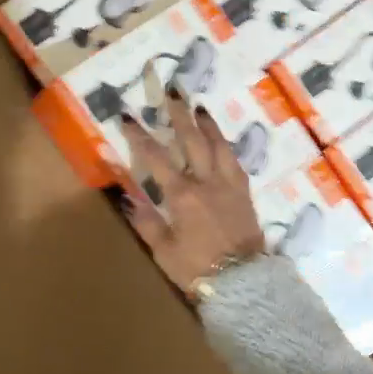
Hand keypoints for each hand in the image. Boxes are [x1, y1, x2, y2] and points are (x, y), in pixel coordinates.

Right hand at [121, 91, 265, 293]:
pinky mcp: (244, 193)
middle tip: (172, 91)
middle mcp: (207, 182)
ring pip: (218, 145)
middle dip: (180, 114)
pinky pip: (234, 160)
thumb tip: (128, 195)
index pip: (156, 158)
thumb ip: (145, 221)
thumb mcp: (163, 250)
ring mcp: (229, 185)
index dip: (140, 136)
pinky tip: (221, 140)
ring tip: (198, 106)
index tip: (127, 116)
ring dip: (207, 123)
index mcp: (183, 195)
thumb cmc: (197, 269)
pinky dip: (225, 145)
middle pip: (192, 140)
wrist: (244, 282)